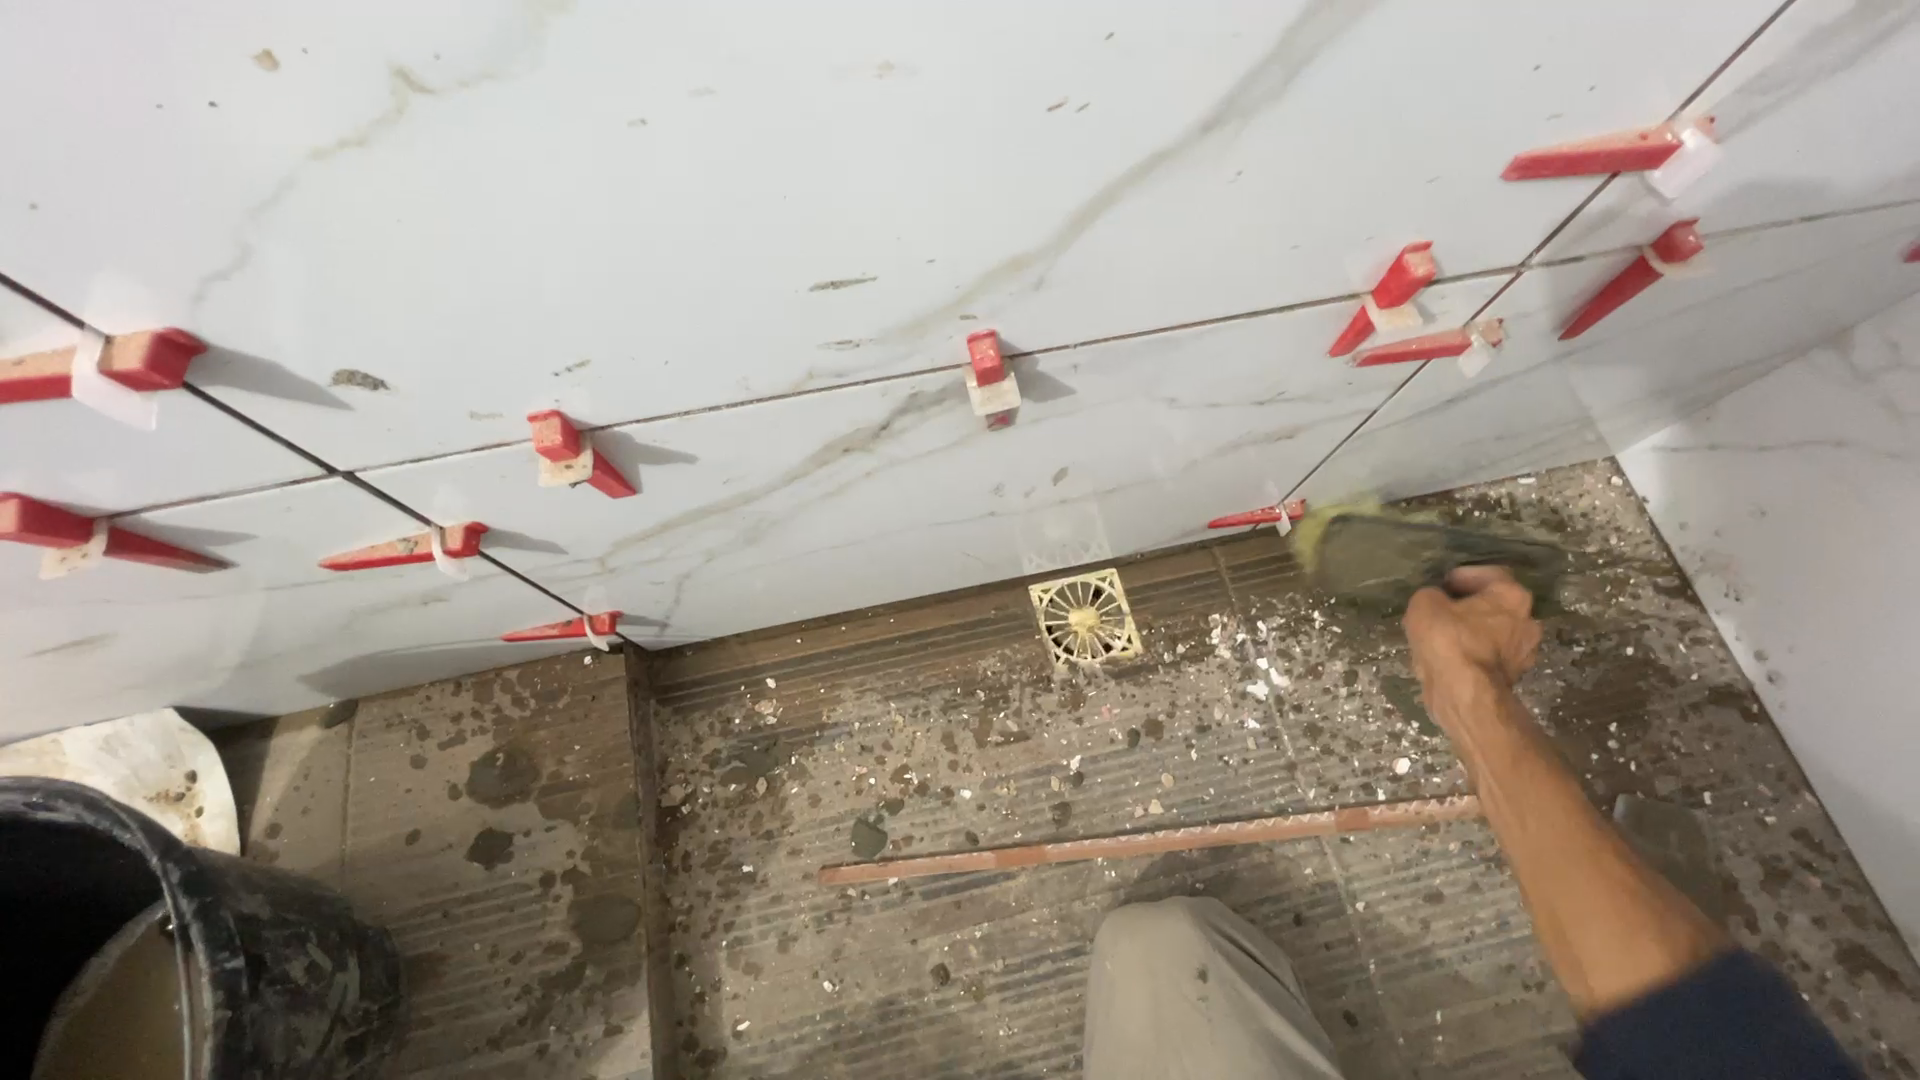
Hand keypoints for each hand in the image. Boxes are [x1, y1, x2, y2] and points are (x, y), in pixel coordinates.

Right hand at [1403, 566, 1540, 690]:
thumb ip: (1432, 595)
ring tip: (1445, 636)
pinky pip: (1492, 655)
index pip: (1491, 574)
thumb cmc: (1448, 639)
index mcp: (1512, 596)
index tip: (1442, 584)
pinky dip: (1475, 653)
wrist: (1464, 692)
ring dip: (1475, 631)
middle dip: (1472, 605)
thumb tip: (1436, 601)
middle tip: (1443, 610)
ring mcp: (1525, 650)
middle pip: (1497, 605)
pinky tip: (1452, 657)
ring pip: (1496, 631)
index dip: (1464, 576)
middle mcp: (1528, 619)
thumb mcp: (1424, 603)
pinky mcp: (1516, 675)